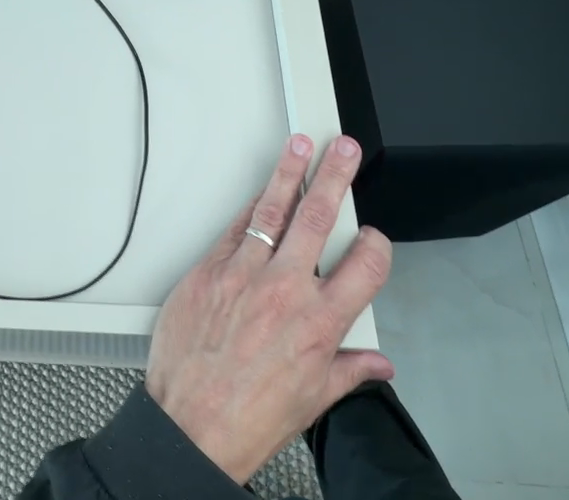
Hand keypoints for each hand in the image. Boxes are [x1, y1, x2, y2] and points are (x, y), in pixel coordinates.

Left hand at [144, 133, 395, 483]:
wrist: (191, 423)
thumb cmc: (249, 416)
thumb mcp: (314, 399)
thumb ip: (349, 370)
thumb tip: (377, 363)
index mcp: (320, 323)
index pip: (366, 265)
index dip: (376, 245)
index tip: (374, 236)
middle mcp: (284, 291)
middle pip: (317, 219)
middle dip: (334, 177)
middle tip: (343, 149)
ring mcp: (243, 276)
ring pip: (271, 211)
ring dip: (288, 173)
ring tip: (300, 146)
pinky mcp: (208, 271)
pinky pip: (233, 230)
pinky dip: (249, 209)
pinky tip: (259, 192)